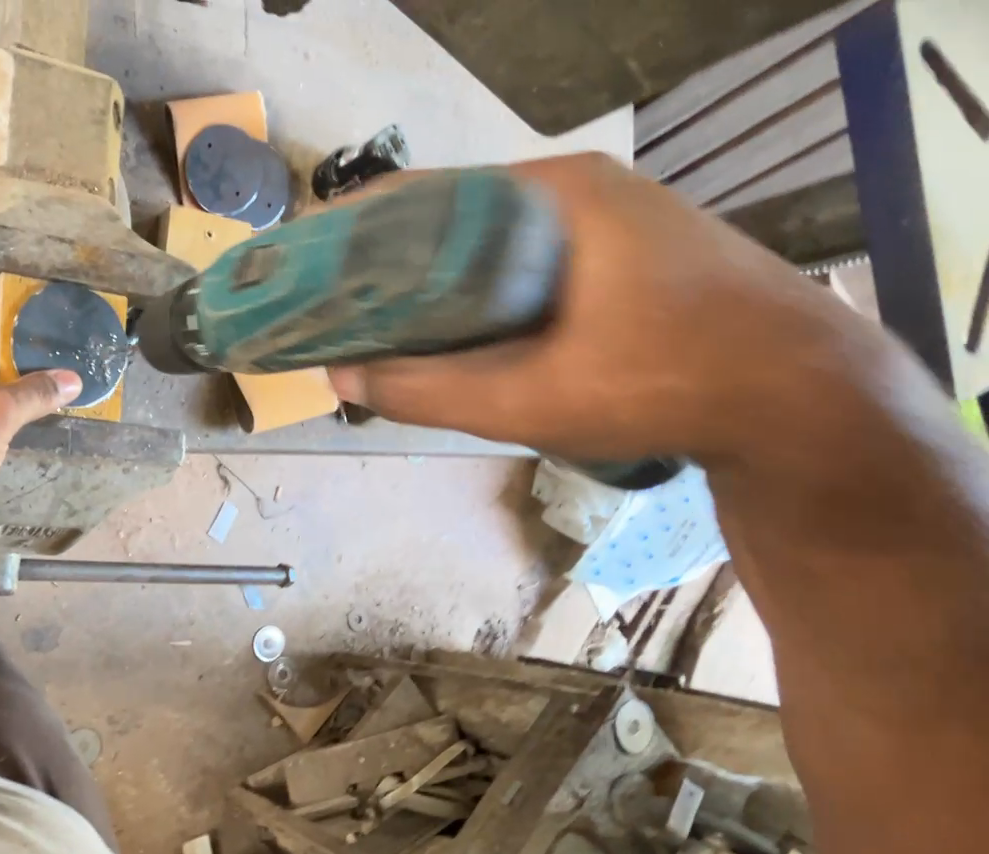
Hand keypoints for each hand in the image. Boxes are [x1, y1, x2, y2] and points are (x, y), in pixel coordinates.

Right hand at [329, 154, 921, 470]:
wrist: (806, 401)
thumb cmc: (662, 384)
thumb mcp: (524, 398)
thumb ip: (422, 389)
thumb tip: (338, 375)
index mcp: (553, 196)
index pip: (426, 196)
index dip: (357, 231)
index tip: (307, 265)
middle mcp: (578, 191)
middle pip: (454, 218)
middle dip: (388, 262)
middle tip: (334, 305)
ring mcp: (609, 219)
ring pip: (490, 243)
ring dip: (434, 281)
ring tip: (378, 323)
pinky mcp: (626, 253)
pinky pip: (525, 262)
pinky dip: (478, 291)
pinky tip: (452, 332)